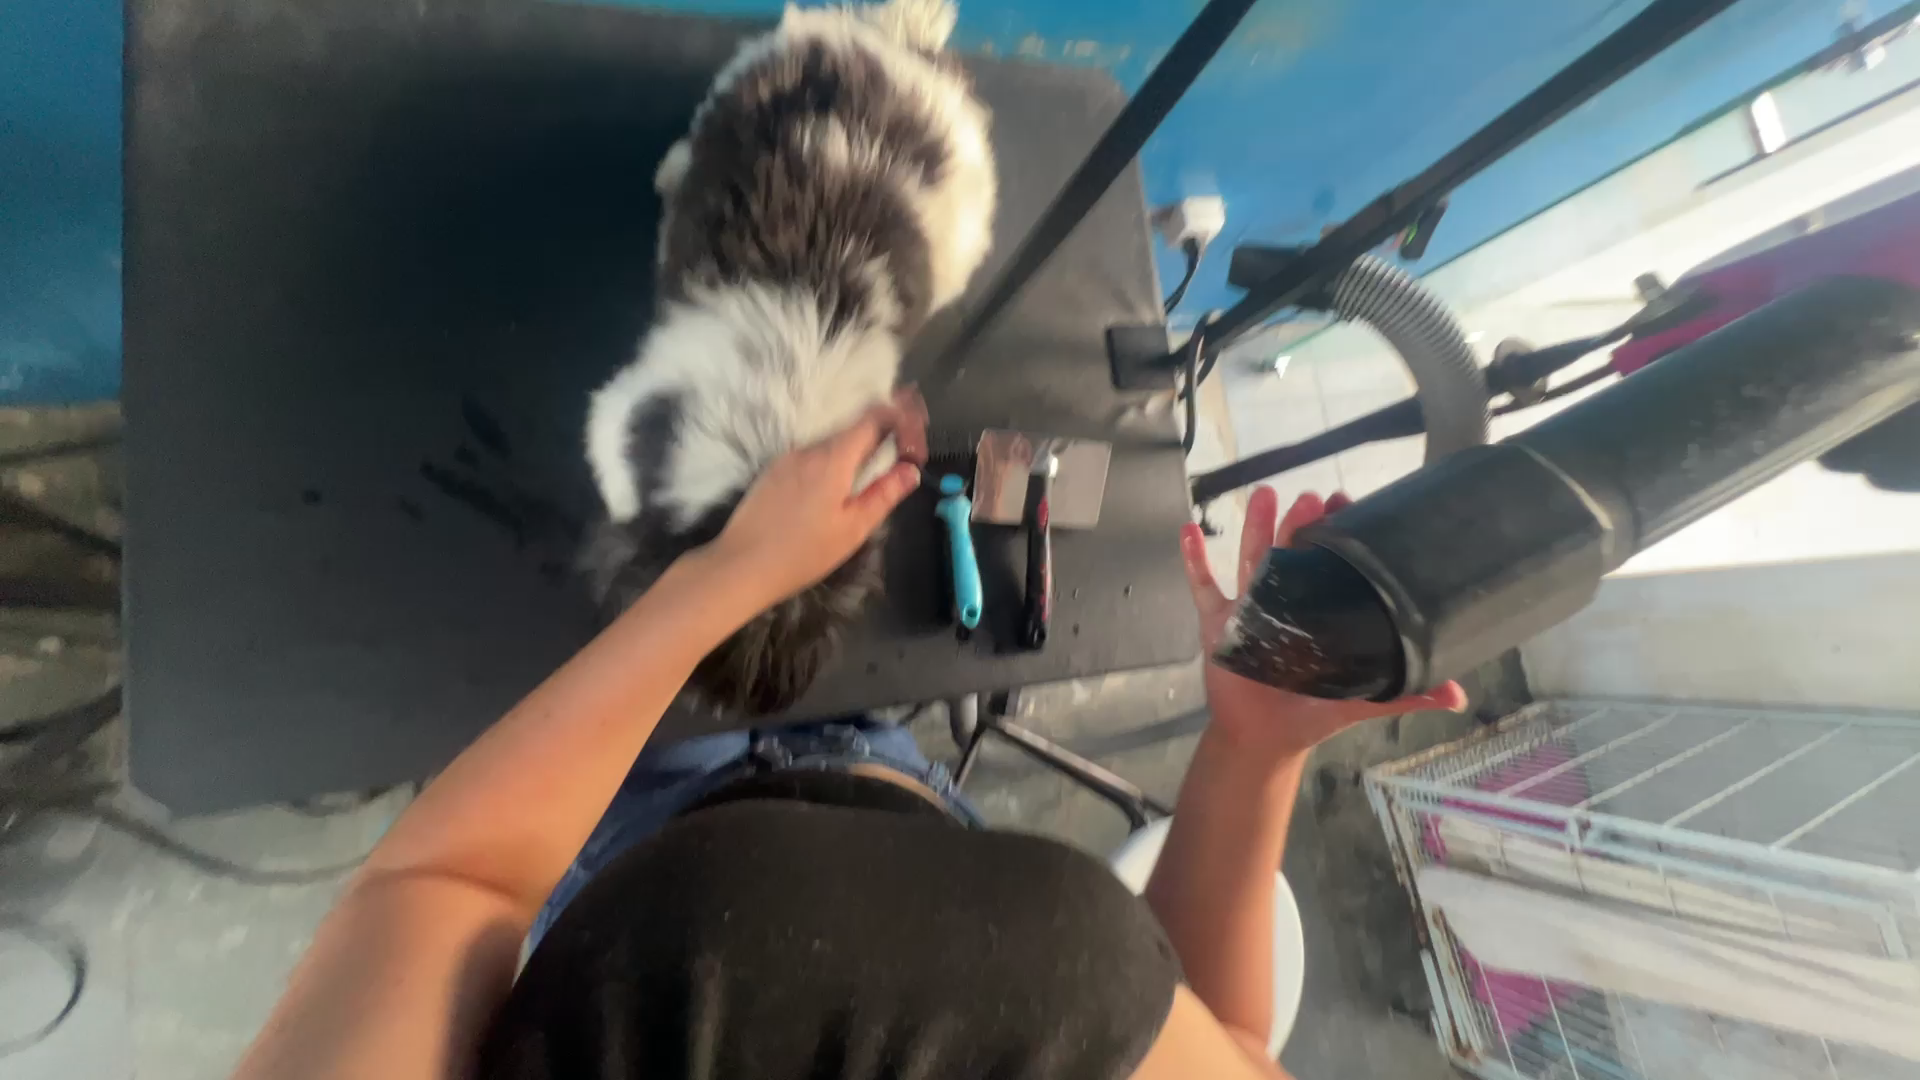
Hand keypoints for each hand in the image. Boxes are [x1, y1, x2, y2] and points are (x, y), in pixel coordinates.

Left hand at [705, 388, 927, 606]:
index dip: (901, 417)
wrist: (740, 566)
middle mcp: (809, 449)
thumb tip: (910, 469)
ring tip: (874, 480)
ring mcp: (787, 458)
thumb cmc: (803, 553)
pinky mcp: (774, 472)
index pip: (874, 417)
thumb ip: (884, 493)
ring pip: (833, 444)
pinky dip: (835, 464)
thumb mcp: (853, 528)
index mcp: (834, 458)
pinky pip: (814, 457)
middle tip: (904, 460)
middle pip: (854, 428)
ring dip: (859, 453)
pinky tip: (837, 492)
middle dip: (884, 437)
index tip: (915, 440)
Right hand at [1180, 486, 1465, 758]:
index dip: (1338, 535)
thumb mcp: (1360, 700)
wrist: (1263, 738)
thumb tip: (1459, 695)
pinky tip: (1189, 530)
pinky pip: (1201, 585)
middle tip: (1311, 497)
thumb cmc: (1311, 713)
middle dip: (1299, 523)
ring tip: (1264, 494)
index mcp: (1318, 613)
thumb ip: (1403, 694)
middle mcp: (1283, 602)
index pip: (1330, 565)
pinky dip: (1193, 559)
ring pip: (1250, 559)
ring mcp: (1247, 609)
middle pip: (1290, 553)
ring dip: (1255, 525)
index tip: (1347, 504)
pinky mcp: (1216, 623)